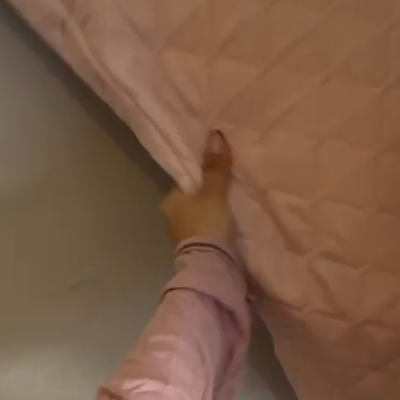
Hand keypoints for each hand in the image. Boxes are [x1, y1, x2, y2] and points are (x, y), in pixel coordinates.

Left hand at [160, 131, 234, 247]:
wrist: (210, 265)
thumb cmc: (207, 223)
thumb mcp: (214, 192)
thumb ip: (215, 167)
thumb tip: (214, 134)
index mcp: (169, 201)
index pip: (185, 182)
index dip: (200, 176)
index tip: (215, 174)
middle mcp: (171, 218)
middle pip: (192, 200)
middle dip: (206, 196)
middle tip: (226, 190)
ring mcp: (182, 237)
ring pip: (198, 216)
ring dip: (210, 214)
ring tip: (229, 208)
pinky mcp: (195, 250)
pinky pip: (205, 232)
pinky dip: (214, 228)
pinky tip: (226, 227)